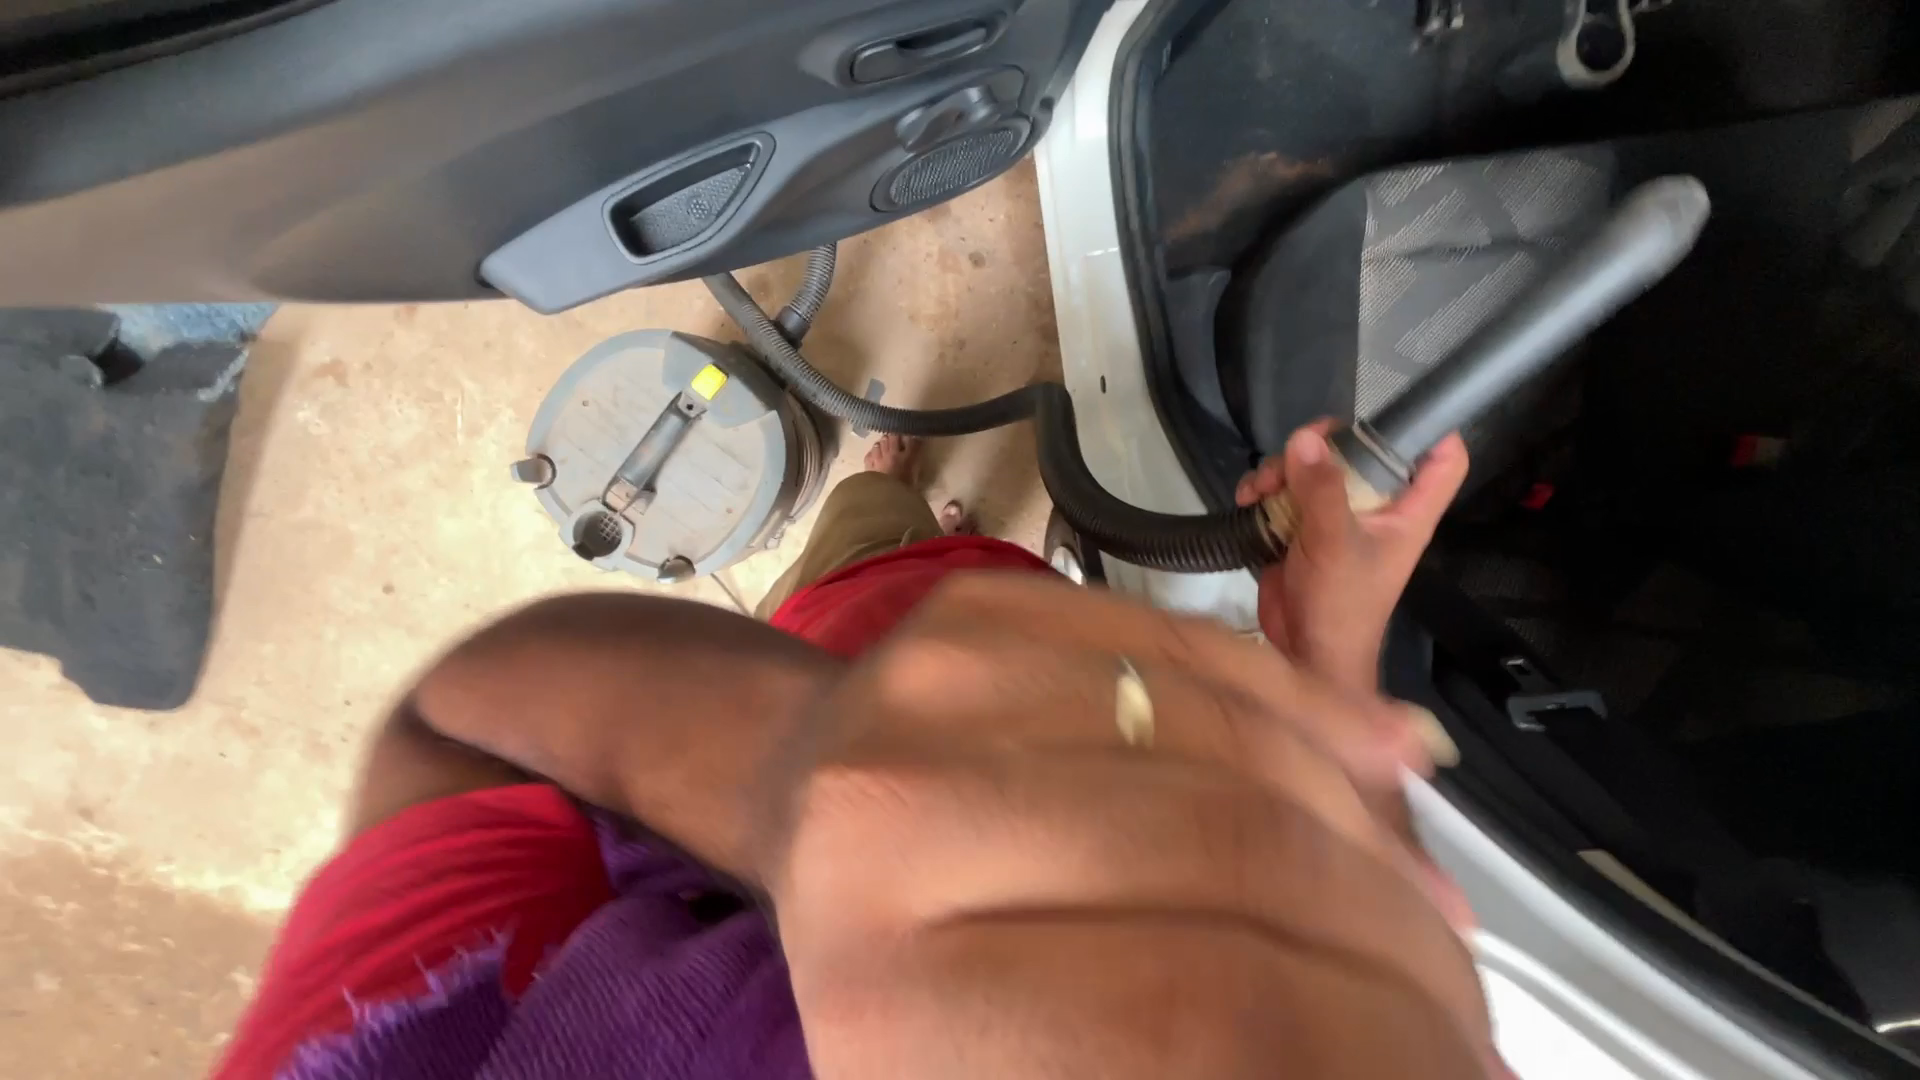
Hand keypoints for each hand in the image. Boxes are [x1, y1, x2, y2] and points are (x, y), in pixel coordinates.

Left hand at [758, 573, 1493, 1078]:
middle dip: (1386, 930)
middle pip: (1226, 850)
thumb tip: (1398, 1055)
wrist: (804, 794)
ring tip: (1415, 895)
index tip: (1450, 1068)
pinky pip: (1189, 642)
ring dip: (1359, 820)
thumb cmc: (896, 950)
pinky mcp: (981, 603)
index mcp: (895, 994)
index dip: (1371, 1046)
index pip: (1203, 1014)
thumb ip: (1171, 1041)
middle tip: (1453, 987)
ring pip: (1228, 735)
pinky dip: (1296, 704)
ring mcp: (937, 681)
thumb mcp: (1001, 1067)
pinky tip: (1362, 754)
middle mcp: (896, 817)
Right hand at [1236, 423, 1468, 697]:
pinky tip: (1247, 502)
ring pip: (1312, 468)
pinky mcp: (1296, 529)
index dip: (1430, 429)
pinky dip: (1261, 491)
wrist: (1301, 655)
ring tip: (1259, 490)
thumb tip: (1303, 439)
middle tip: (1293, 456)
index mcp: (1406, 511)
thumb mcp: (1335, 544)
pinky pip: (1281, 492)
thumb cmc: (1340, 606)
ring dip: (1280, 469)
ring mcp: (1332, 517)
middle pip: (1359, 451)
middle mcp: (1373, 508)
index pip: (1441, 458)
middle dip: (1323, 446)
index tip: (1393, 412)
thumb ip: (1322, 490)